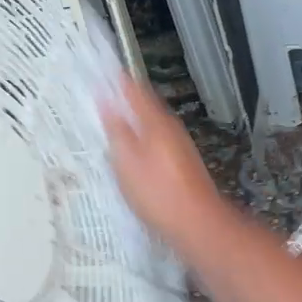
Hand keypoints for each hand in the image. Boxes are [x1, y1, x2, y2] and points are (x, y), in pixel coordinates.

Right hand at [100, 78, 227, 247]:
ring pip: (153, 124)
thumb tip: (105, 101)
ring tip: (115, 127)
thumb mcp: (126, 159)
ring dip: (134, 122)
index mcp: (154, 120)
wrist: (200, 227)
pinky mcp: (184, 165)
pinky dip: (144, 141)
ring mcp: (180, 145)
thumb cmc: (158, 192)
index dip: (117, 80)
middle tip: (104, 100)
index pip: (134, 89)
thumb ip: (116, 128)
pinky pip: (159, 142)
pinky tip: (135, 156)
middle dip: (126, 101)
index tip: (102, 74)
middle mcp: (170, 127)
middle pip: (145, 105)